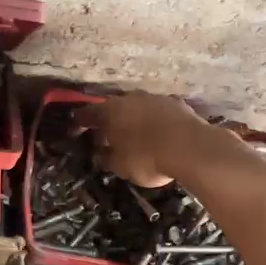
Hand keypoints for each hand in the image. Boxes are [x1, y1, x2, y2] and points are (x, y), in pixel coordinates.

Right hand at [75, 92, 215, 186]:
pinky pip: (157, 113)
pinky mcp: (177, 104)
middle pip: (113, 108)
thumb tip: (100, 153)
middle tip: (106, 138)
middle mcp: (130, 98)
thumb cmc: (147, 157)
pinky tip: (156, 135)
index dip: (79, 123)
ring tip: (132, 136)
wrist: (191, 148)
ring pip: (137, 108)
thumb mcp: (119, 165)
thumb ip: (106, 157)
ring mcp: (155, 98)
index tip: (75, 131)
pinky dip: (153, 122)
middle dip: (108, 122)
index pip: (87, 113)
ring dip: (132, 120)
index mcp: (110, 111)